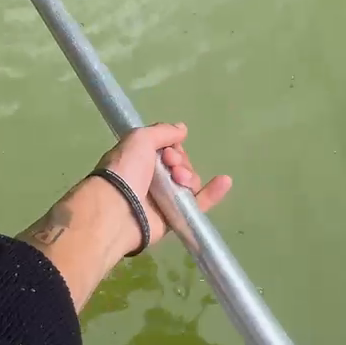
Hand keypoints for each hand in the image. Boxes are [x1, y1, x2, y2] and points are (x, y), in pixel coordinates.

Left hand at [96, 123, 232, 246]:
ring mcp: (164, 197)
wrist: (120, 208)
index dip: (173, 147)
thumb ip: (162, 132)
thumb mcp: (139, 139)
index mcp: (140, 157)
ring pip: (189, 182)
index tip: (168, 151)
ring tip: (179, 180)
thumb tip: (182, 128)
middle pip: (180, 164)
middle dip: (180, 163)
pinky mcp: (175, 217)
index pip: (167, 148)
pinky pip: (199, 203)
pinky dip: (213, 193)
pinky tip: (225, 181)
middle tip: (170, 166)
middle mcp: (151, 176)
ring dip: (190, 177)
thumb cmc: (126, 168)